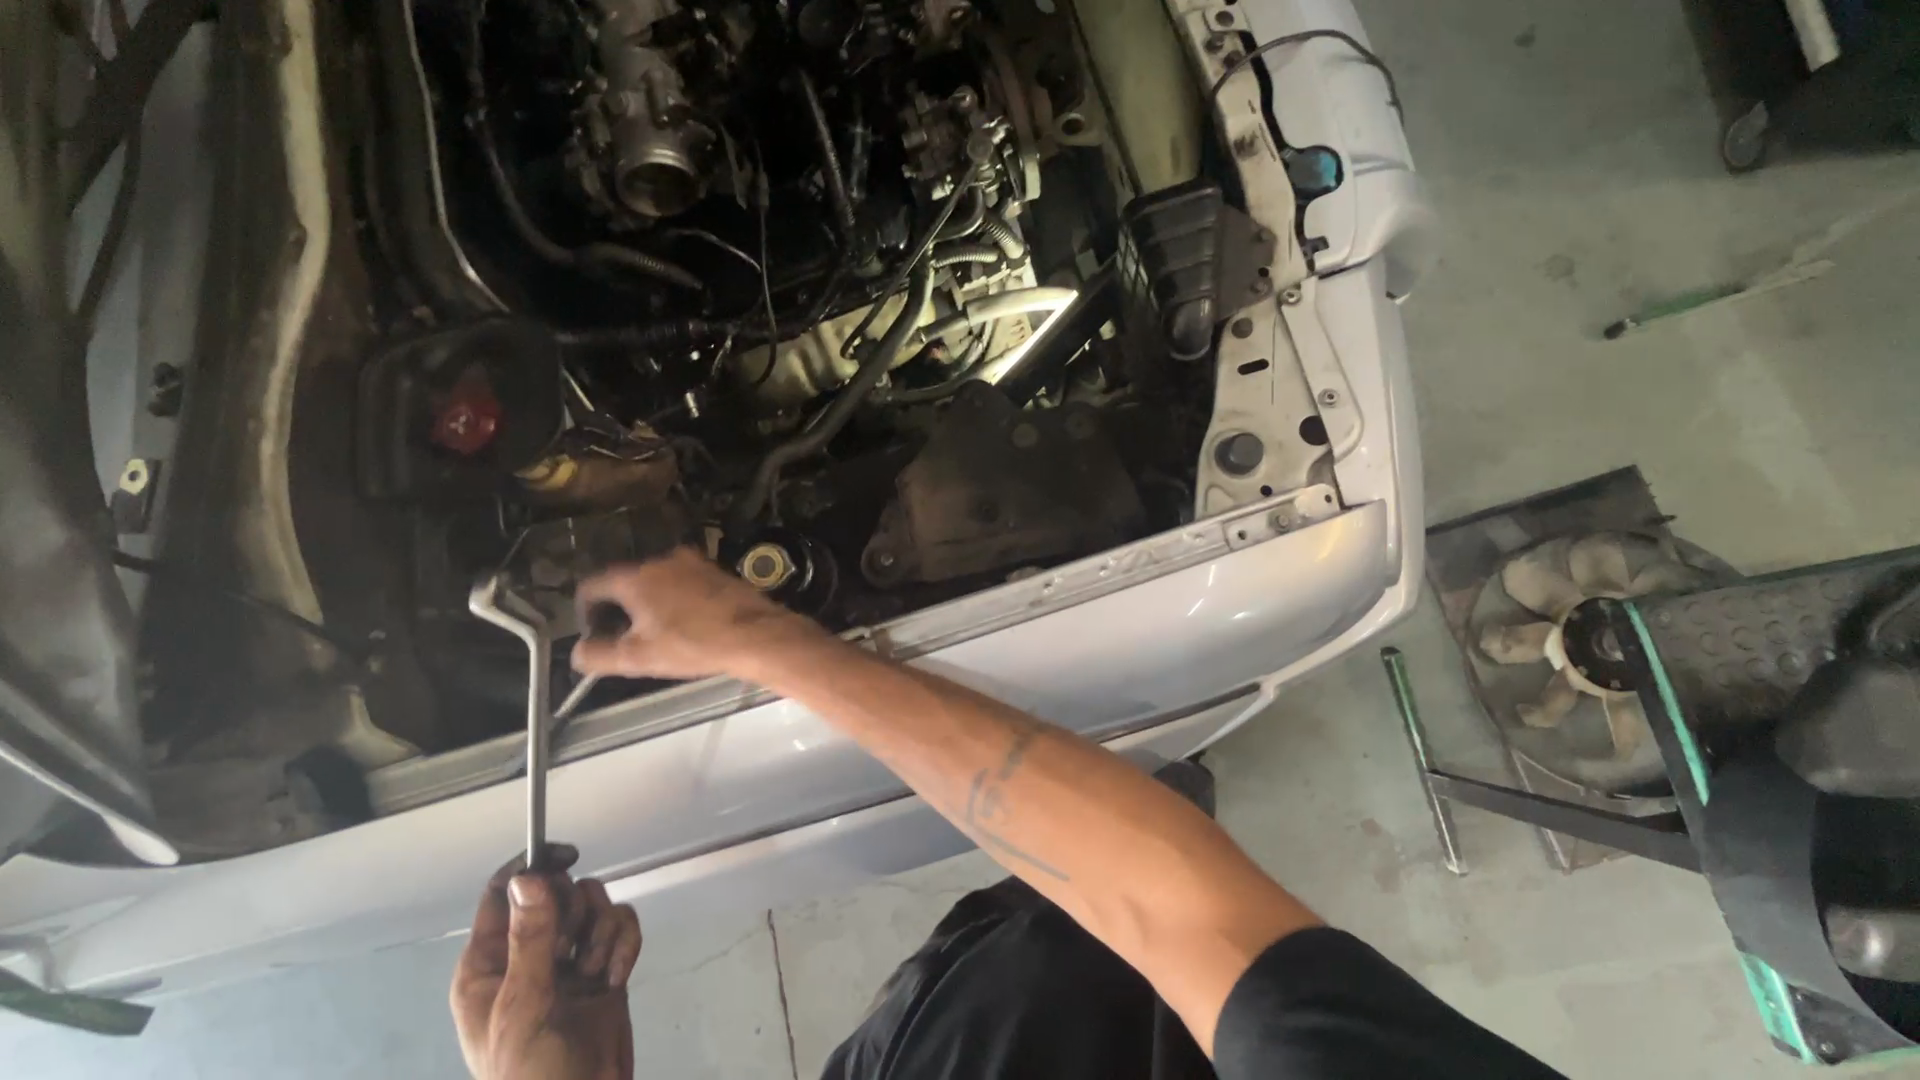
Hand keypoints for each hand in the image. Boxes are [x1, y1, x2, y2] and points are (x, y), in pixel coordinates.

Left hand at [451, 847, 642, 1079]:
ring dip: (604, 935)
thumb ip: (531, 939)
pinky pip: (620, 928)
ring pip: (594, 906)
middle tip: (575, 951)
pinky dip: (625, 947)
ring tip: (597, 975)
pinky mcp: (603, 968)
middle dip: (577, 914)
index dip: (533, 868)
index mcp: (489, 964)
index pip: (505, 893)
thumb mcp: (524, 1006)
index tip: (567, 857)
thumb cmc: (533, 1071)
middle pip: (559, 892)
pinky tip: (616, 979)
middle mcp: (527, 955)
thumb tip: (529, 877)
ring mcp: (568, 962)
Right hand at [572, 547, 825, 681]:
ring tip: (658, 632)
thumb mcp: (638, 658)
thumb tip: (577, 652)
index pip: (592, 586)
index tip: (592, 630)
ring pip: (657, 581)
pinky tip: (688, 623)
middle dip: (620, 607)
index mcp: (635, 577)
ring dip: (651, 602)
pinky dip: (677, 599)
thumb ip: (598, 654)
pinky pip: (684, 582)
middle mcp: (661, 560)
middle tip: (625, 635)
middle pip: (626, 581)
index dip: (586, 610)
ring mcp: (692, 562)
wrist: (755, 634)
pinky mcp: (715, 571)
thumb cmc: (693, 644)